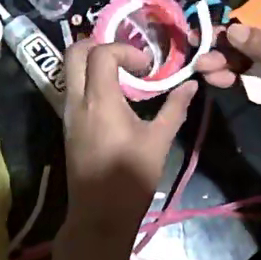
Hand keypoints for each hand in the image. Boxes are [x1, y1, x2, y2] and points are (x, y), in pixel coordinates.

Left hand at [62, 40, 198, 230]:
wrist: (100, 215)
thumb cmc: (131, 178)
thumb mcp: (159, 141)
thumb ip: (175, 108)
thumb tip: (191, 84)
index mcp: (100, 100)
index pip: (102, 53)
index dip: (125, 51)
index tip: (146, 66)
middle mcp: (77, 101)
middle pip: (74, 52)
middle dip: (100, 45)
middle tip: (127, 58)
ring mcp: (68, 113)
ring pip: (70, 70)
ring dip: (93, 63)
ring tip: (123, 76)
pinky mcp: (68, 125)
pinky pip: (73, 88)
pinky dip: (90, 81)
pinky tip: (115, 96)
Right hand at [194, 14, 260, 178]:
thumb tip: (233, 29)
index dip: (246, 13)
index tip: (217, 16)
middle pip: (258, 36)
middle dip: (229, 41)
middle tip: (199, 42)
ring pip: (250, 59)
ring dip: (225, 61)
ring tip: (201, 66)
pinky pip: (250, 80)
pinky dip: (232, 78)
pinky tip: (213, 79)